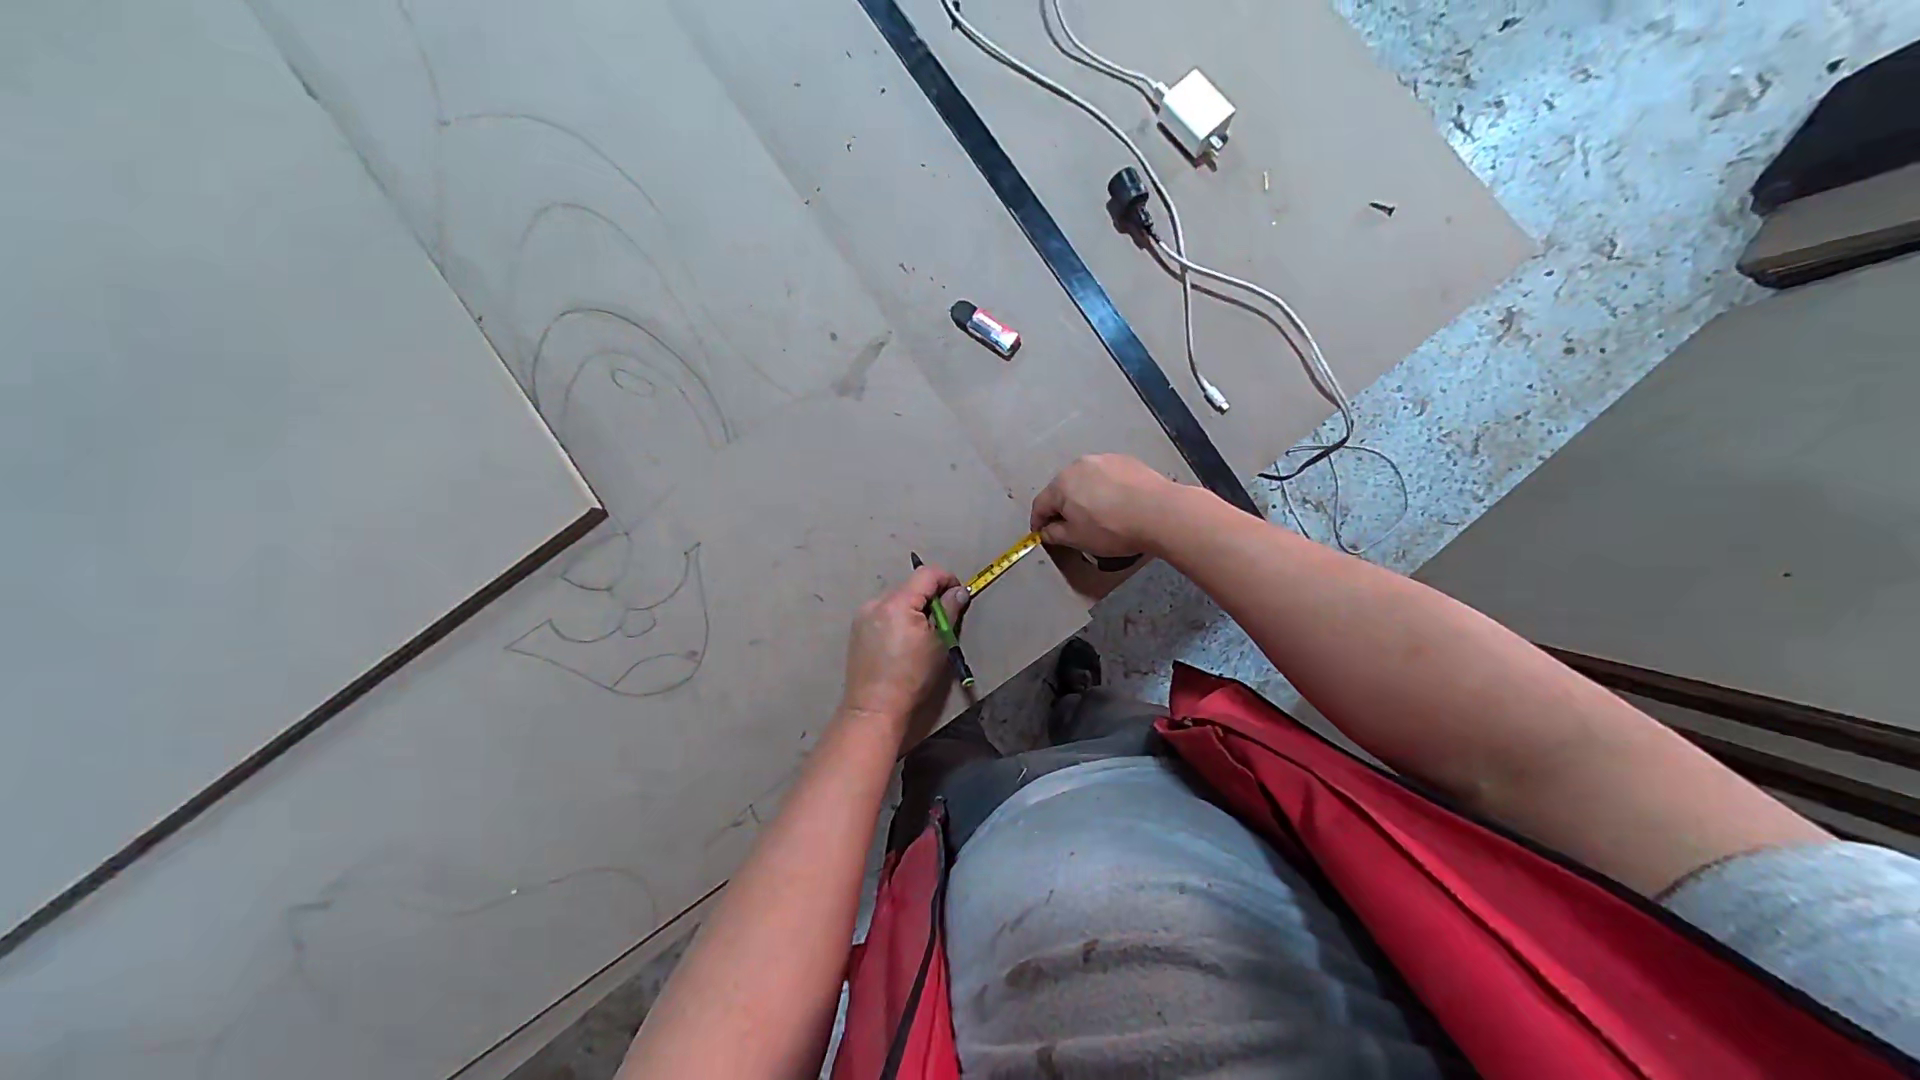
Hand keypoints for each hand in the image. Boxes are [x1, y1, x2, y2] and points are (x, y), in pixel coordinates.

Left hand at [839, 564, 969, 742]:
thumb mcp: (939, 643)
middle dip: (930, 596)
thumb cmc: (912, 677)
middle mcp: (876, 602)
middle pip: (910, 585)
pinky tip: (902, 641)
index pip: (927, 573)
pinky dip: (897, 617)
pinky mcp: (857, 628)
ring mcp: (863, 614)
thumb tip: (959, 591)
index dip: (947, 579)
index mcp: (897, 602)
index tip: (958, 595)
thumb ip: (950, 610)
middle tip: (942, 620)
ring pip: (897, 598)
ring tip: (921, 634)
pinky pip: (883, 612)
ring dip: (913, 607)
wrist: (875, 707)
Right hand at [1031, 454, 1181, 557]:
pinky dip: (1106, 489)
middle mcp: (1078, 466)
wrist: (1159, 512)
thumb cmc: (1114, 528)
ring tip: (1098, 515)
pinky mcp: (1125, 461)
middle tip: (1071, 527)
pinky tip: (1117, 504)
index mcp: (1061, 485)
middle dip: (1062, 507)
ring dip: (1085, 496)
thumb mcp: (1078, 539)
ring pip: (1085, 480)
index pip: (1040, 504)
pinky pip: (1107, 476)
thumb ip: (1055, 534)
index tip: (1041, 533)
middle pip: (1062, 489)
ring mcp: (1103, 460)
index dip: (1038, 522)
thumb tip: (1046, 531)